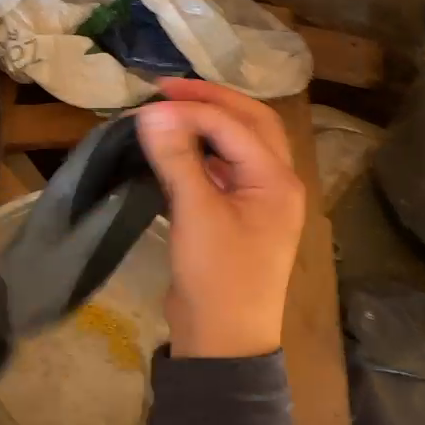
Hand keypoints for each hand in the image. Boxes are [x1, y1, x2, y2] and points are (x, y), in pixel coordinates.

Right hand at [135, 78, 304, 359]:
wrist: (224, 336)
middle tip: (165, 89)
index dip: (192, 107)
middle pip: (251, 125)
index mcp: (277, 180)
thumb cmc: (217, 274)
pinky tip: (173, 149)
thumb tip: (152, 111)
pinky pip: (223, 167)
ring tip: (167, 112)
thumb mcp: (195, 212)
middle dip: (211, 101)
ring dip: (207, 123)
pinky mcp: (236, 215)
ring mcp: (257, 200)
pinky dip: (200, 149)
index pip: (235, 125)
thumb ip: (177, 158)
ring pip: (238, 145)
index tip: (147, 99)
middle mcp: (275, 183)